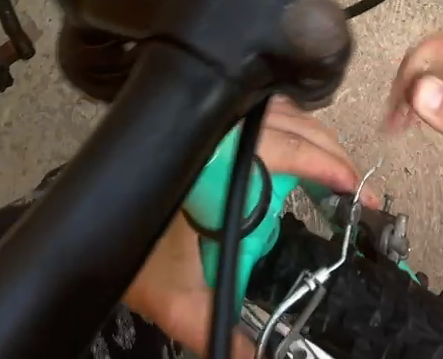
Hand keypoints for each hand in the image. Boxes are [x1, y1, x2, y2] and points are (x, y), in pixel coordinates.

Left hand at [123, 98, 369, 356]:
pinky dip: (290, 125)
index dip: (329, 167)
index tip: (357, 194)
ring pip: (280, 111)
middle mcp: (219, 127)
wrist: (85, 225)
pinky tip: (299, 150)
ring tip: (335, 173)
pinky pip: (262, 110)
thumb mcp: (178, 299)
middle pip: (293, 125)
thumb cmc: (130, 250)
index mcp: (218, 159)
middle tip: (357, 191)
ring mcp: (213, 118)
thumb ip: (221, 332)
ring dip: (314, 137)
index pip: (289, 148)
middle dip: (332, 154)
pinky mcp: (207, 120)